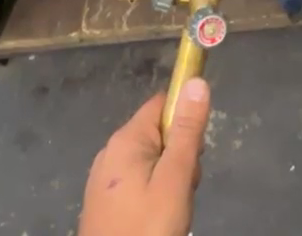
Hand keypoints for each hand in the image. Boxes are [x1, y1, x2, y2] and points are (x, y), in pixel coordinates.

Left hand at [77, 78, 210, 235]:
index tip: (196, 149)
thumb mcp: (175, 178)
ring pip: (153, 161)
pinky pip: (140, 182)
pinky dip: (155, 195)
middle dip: (181, 156)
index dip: (186, 119)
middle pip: (160, 134)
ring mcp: (105, 179)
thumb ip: (187, 130)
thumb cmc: (146, 227)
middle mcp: (111, 152)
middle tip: (184, 188)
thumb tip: (196, 81)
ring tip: (173, 209)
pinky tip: (159, 219)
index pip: (164, 103)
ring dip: (171, 179)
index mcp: (126, 140)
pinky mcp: (105, 202)